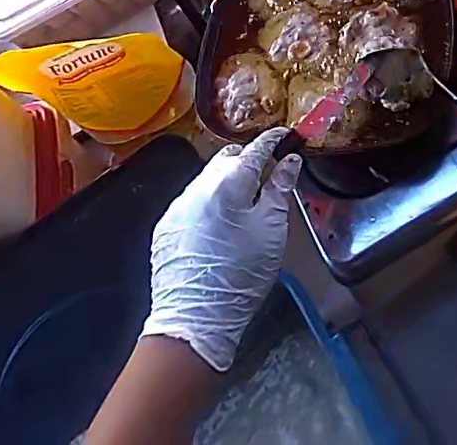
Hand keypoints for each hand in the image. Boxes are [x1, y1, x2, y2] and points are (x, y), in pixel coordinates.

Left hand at [142, 126, 301, 371]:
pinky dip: (209, 200)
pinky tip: (219, 222)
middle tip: (267, 172)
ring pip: (208, 177)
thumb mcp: (272, 228)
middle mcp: (198, 188)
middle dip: (248, 158)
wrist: (196, 321)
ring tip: (244, 200)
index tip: (284, 135)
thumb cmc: (243, 273)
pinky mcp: (165, 226)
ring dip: (227, 179)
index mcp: (229, 185)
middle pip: (227, 157)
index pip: (255, 148)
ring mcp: (178, 207)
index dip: (272, 139)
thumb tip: (291, 160)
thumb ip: (280, 188)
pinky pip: (192, 199)